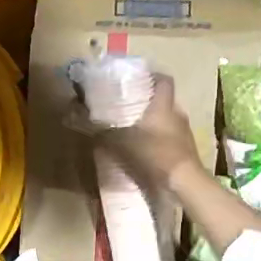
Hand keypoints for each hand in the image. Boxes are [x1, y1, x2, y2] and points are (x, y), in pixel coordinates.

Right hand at [94, 73, 200, 191]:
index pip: (164, 80)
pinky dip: (156, 142)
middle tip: (125, 106)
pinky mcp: (184, 153)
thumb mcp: (120, 142)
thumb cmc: (153, 154)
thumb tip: (75, 116)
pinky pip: (168, 141)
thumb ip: (99, 130)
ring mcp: (184, 135)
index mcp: (164, 106)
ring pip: (166, 122)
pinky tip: (142, 152)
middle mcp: (177, 116)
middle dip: (146, 103)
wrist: (182, 184)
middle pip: (163, 102)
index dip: (152, 76)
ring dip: (151, 124)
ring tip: (131, 130)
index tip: (136, 79)